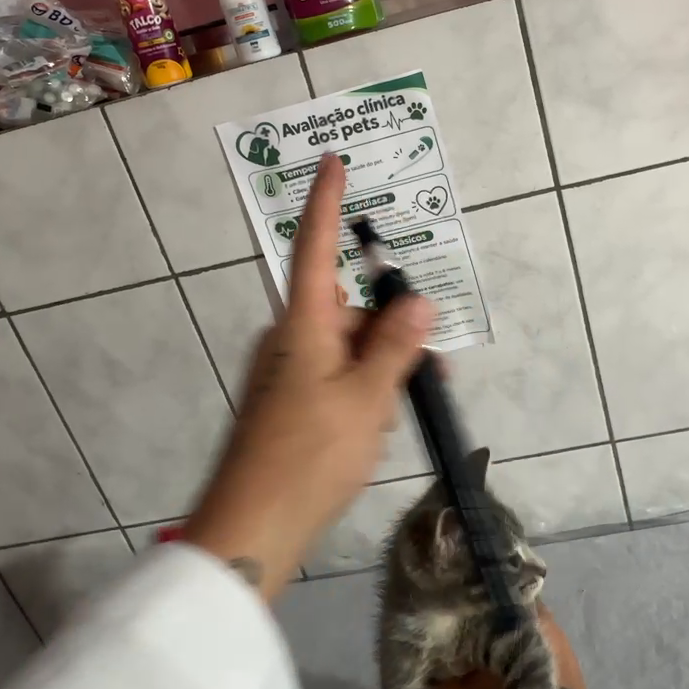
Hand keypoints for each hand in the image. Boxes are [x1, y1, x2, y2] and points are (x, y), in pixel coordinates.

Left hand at [185, 154, 432, 599]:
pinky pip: (334, 377)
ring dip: (380, 370)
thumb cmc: (311, 455)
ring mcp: (286, 372)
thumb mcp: (367, 399)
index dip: (326, 203)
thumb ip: (395, 347)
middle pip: (349, 311)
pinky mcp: (286, 401)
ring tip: (397, 417)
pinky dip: (361, 391)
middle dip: (393, 332)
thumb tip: (418, 303)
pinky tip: (373, 430)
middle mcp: (291, 338)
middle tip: (435, 372)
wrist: (253, 526)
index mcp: (304, 325)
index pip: (316, 248)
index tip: (332, 162)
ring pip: (347, 349)